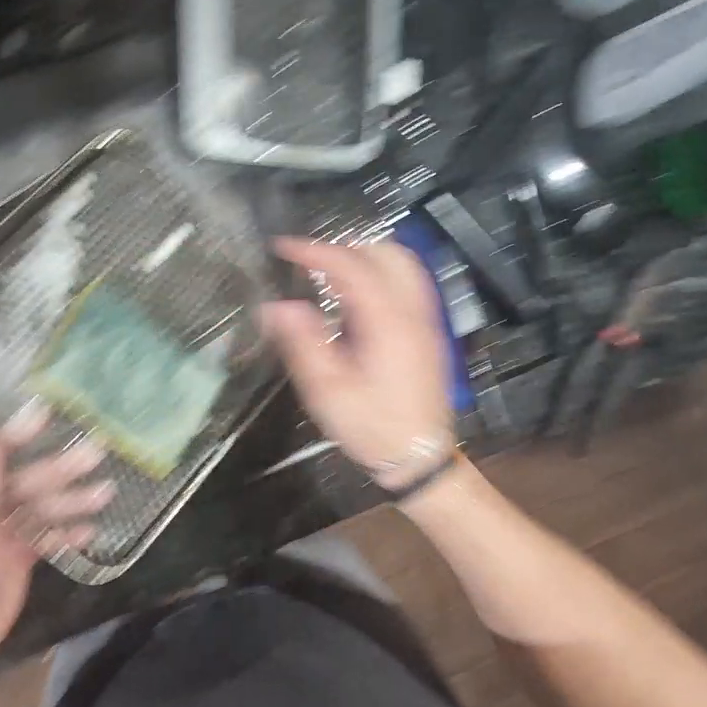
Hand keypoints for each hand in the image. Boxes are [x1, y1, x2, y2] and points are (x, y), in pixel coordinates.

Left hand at [0, 423, 113, 675]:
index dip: (13, 438)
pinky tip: (91, 531)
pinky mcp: (16, 556)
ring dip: (69, 501)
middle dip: (56, 470)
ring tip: (106, 493)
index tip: (45, 418)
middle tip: (95, 454)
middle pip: (19, 482)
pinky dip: (65, 534)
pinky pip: (44, 537)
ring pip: (37, 508)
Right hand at [261, 238, 455, 488]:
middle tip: (310, 264)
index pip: (350, 266)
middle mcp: (414, 314)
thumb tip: (277, 307)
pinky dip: (383, 279)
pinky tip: (359, 303)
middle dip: (344, 249)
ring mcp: (427, 323)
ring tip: (332, 279)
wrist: (420, 459)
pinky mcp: (430, 335)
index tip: (284, 248)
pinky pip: (410, 287)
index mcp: (387, 323)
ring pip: (403, 266)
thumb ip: (302, 343)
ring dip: (367, 261)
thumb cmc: (373, 429)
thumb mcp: (327, 392)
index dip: (314, 251)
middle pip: (385, 253)